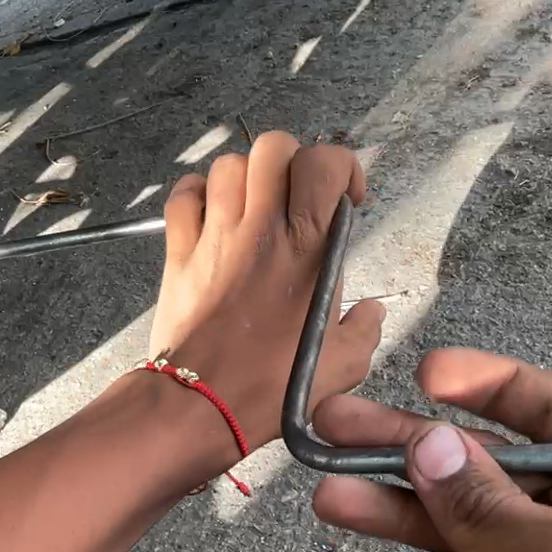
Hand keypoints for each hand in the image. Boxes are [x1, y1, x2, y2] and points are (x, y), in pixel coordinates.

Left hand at [148, 133, 383, 451]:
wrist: (202, 405)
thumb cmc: (275, 388)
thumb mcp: (344, 367)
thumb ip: (366, 330)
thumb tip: (372, 311)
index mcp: (308, 247)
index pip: (325, 163)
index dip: (342, 166)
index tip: (346, 199)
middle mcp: (262, 228)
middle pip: (273, 146)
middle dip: (292, 162)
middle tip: (296, 198)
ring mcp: (215, 236)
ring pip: (227, 165)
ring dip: (246, 180)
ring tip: (255, 212)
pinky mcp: (179, 253)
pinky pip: (183, 196)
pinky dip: (197, 195)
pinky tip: (211, 218)